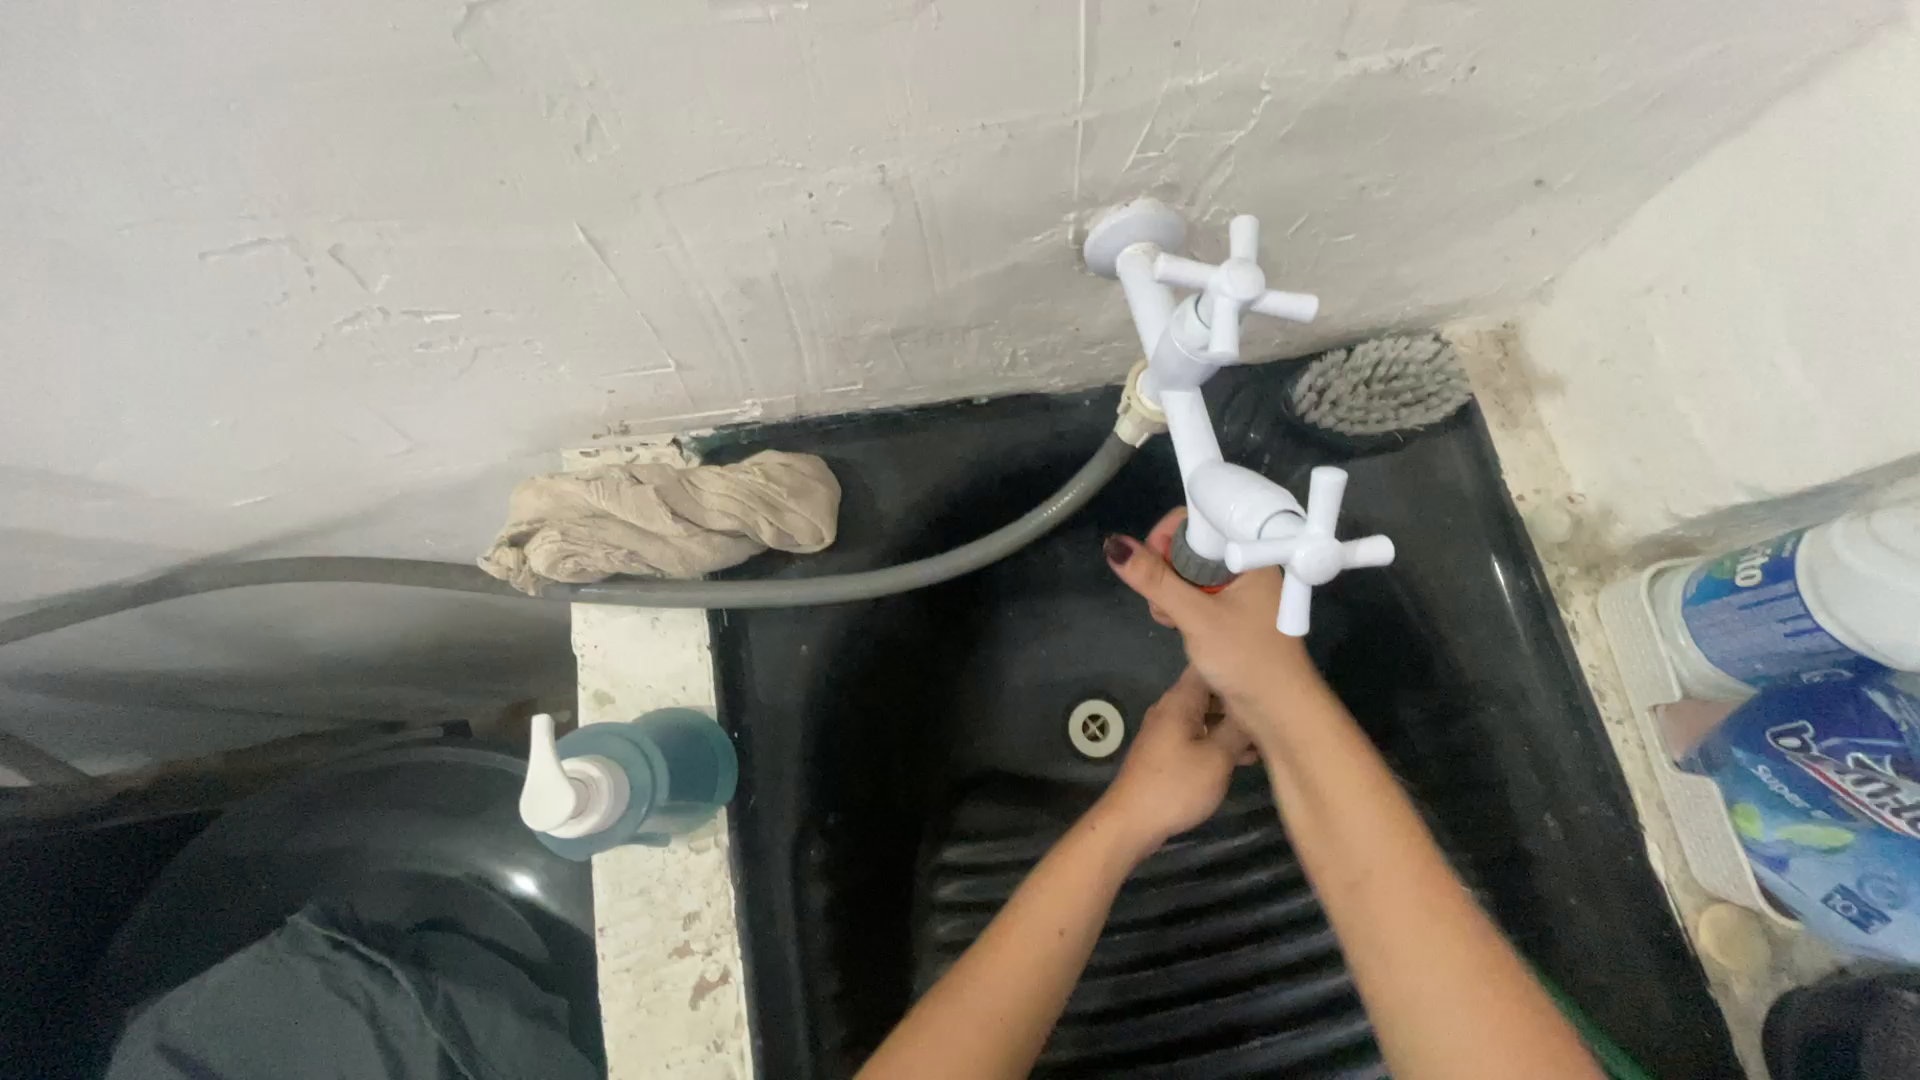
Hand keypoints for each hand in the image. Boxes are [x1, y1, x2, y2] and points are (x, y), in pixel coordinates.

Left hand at [1093, 667, 1253, 851]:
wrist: (1133, 819)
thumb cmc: (1176, 785)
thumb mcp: (1217, 757)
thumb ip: (1237, 729)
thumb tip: (1254, 705)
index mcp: (1180, 700)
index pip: (1207, 667)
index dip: (1234, 665)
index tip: (1264, 672)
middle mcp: (1170, 708)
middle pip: (1209, 692)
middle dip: (1239, 700)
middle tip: (1274, 712)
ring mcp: (1167, 729)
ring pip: (1206, 716)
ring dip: (1233, 725)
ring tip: (1268, 739)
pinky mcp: (1167, 750)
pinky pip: (1198, 735)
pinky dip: (1219, 740)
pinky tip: (1245, 758)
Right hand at [1102, 508, 1321, 716]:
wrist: (1277, 711)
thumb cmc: (1246, 658)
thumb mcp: (1196, 617)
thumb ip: (1155, 580)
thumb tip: (1114, 545)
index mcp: (1249, 556)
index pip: (1199, 521)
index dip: (1168, 536)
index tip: (1151, 562)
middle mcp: (1243, 567)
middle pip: (1187, 548)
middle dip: (1164, 571)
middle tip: (1163, 600)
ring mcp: (1235, 592)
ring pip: (1185, 574)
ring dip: (1168, 593)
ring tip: (1171, 619)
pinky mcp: (1227, 613)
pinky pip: (1191, 595)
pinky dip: (1177, 607)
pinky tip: (1176, 627)